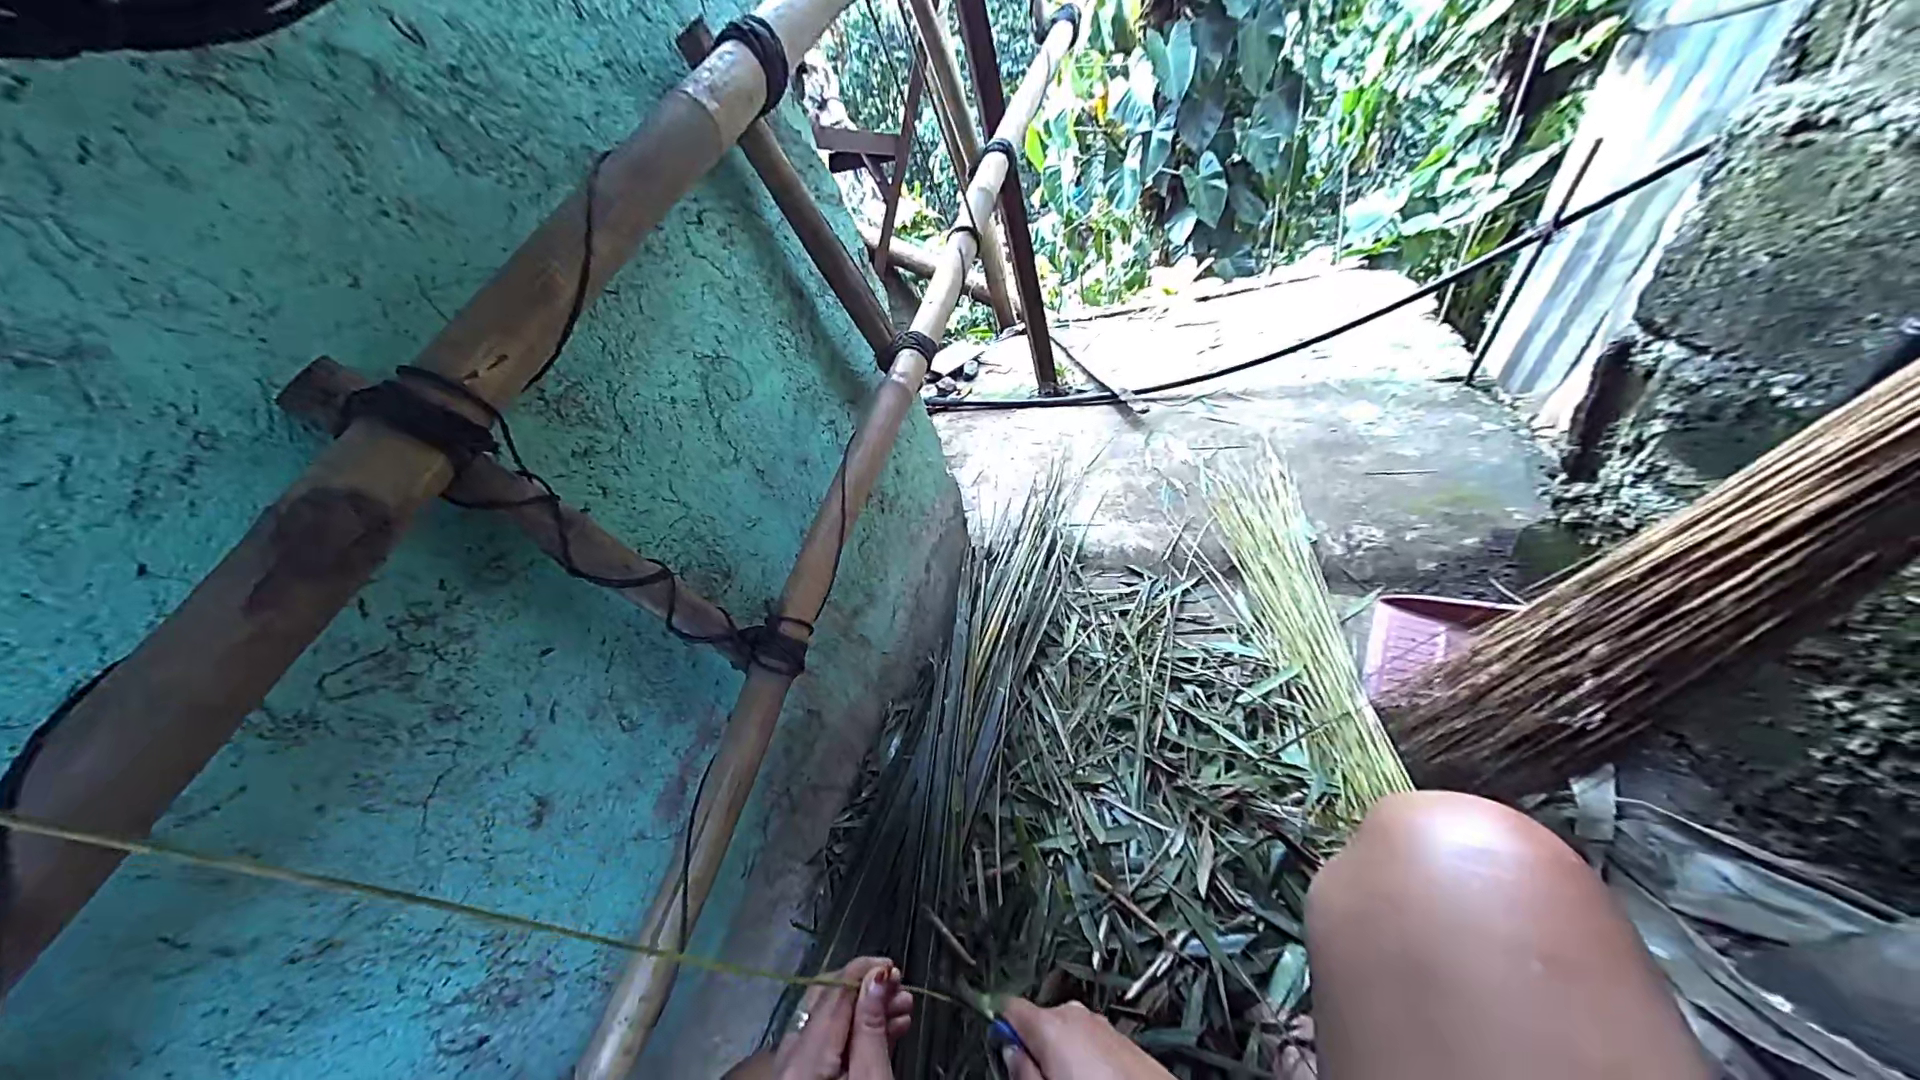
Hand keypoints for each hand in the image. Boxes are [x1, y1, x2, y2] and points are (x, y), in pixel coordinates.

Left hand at [761, 957, 913, 1078]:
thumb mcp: (873, 1079)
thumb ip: (872, 1026)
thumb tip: (878, 974)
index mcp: (804, 1055)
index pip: (834, 991)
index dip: (865, 969)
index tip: (894, 965)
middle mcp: (788, 1054)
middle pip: (827, 998)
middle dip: (865, 985)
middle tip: (899, 984)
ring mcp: (789, 1066)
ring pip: (828, 1018)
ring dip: (864, 1006)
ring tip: (902, 1006)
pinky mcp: (798, 1077)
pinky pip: (825, 1040)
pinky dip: (853, 1029)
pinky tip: (885, 1029)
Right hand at [998, 998, 1174, 1079]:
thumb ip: (1022, 1071)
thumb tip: (1010, 1054)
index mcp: (1050, 1025)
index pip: (1009, 1008)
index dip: (1003, 1030)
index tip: (1003, 1050)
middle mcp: (1075, 1016)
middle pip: (1039, 1020)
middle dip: (1036, 1047)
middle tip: (1041, 1078)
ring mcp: (1101, 1025)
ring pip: (1067, 1032)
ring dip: (1063, 1054)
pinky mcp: (1121, 1038)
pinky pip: (1091, 1041)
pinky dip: (1087, 1058)